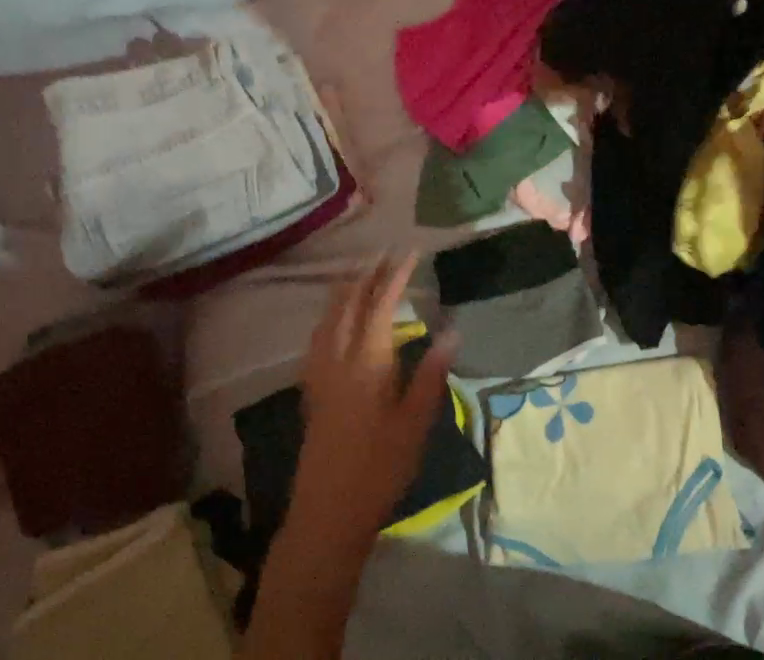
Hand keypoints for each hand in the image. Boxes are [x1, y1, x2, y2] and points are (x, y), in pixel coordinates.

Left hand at [289, 253, 455, 537]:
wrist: (328, 512)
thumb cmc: (380, 468)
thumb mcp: (415, 424)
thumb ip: (431, 375)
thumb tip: (451, 331)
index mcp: (366, 363)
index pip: (380, 306)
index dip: (395, 276)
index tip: (410, 252)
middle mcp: (337, 359)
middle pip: (348, 304)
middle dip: (367, 274)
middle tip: (387, 253)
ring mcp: (320, 374)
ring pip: (328, 318)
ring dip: (345, 290)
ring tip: (361, 273)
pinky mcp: (312, 390)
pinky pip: (318, 336)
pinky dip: (330, 314)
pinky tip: (335, 320)